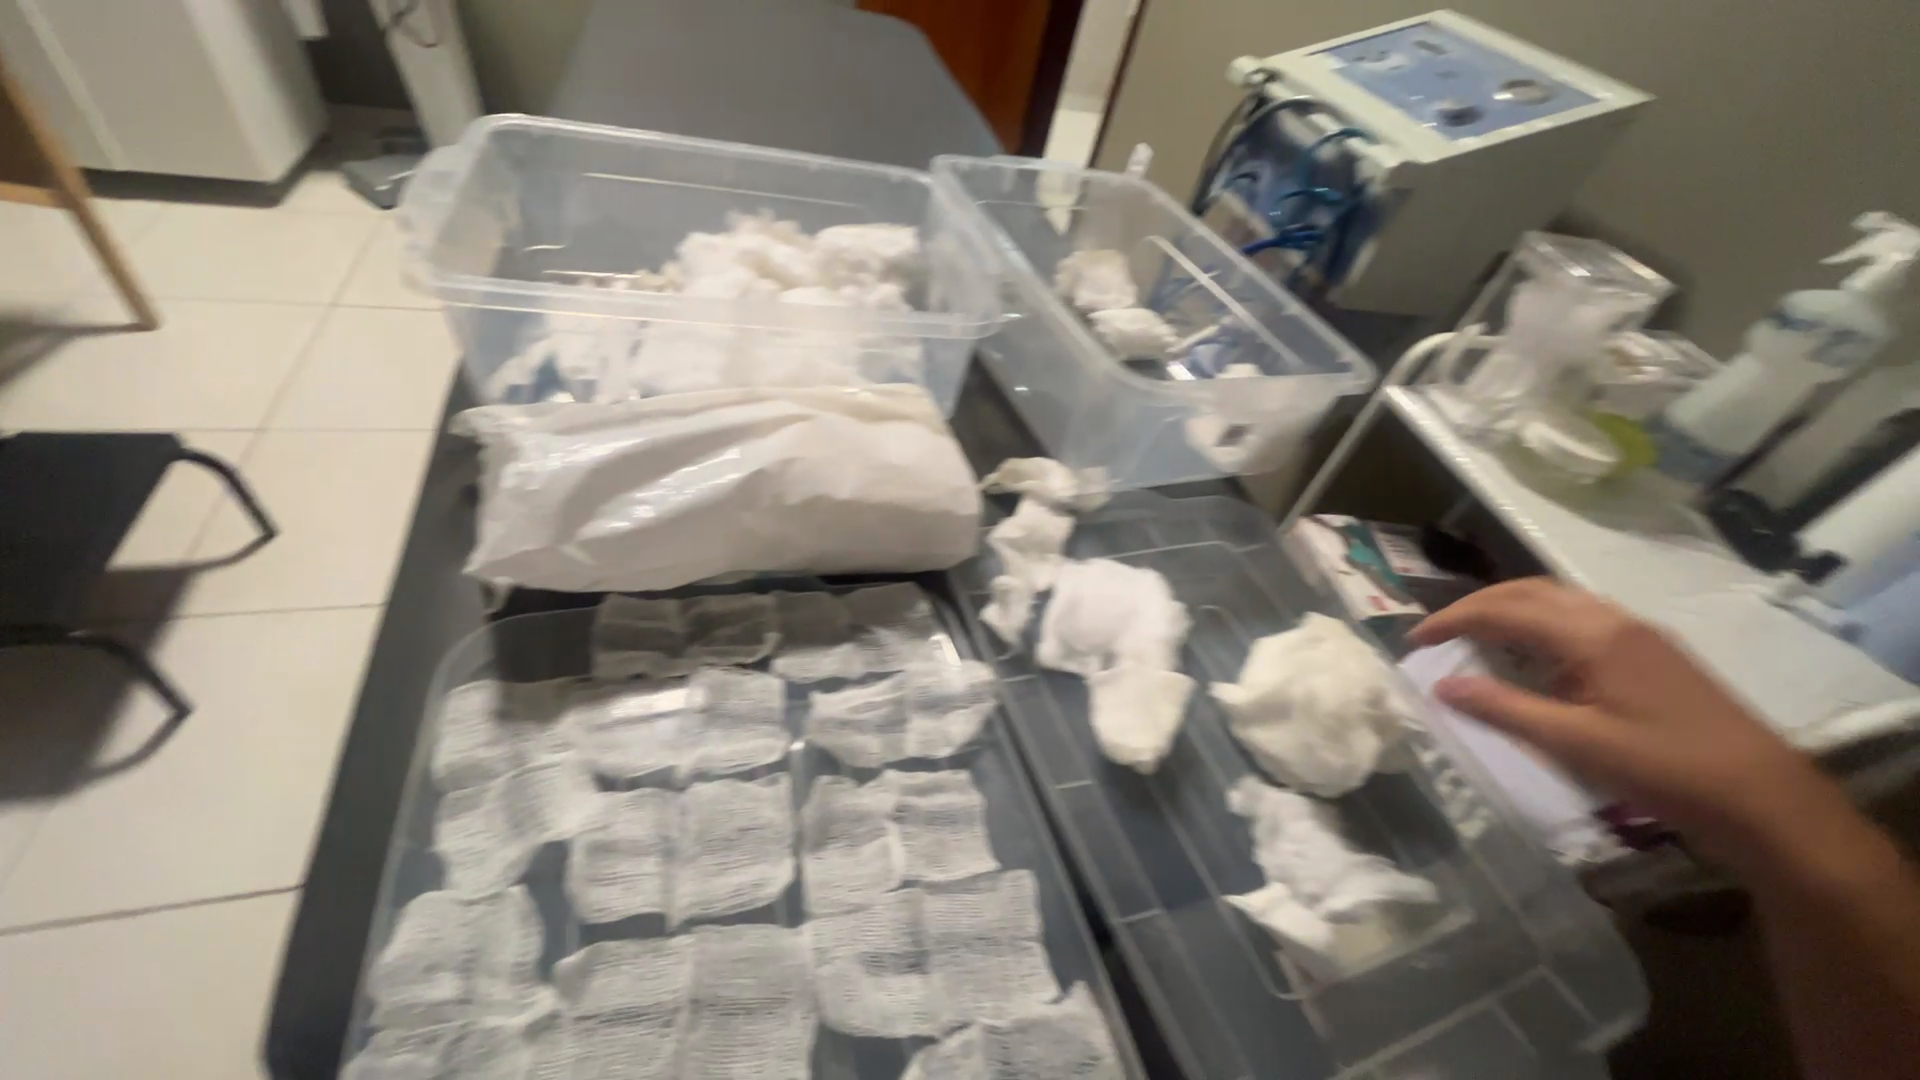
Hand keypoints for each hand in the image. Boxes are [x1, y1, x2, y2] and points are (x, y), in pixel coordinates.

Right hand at [1409, 579, 1847, 873]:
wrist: (1768, 802)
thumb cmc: (1666, 770)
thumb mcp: (1575, 744)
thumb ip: (1503, 709)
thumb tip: (1441, 686)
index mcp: (1592, 636)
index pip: (1504, 610)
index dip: (1453, 620)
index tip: (1416, 641)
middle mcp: (1614, 620)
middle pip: (1529, 591)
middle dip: (1477, 606)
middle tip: (1440, 633)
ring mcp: (1639, 634)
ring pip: (1557, 600)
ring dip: (1509, 610)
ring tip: (1476, 639)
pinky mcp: (1653, 652)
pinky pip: (1580, 618)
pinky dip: (1539, 624)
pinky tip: (1533, 658)